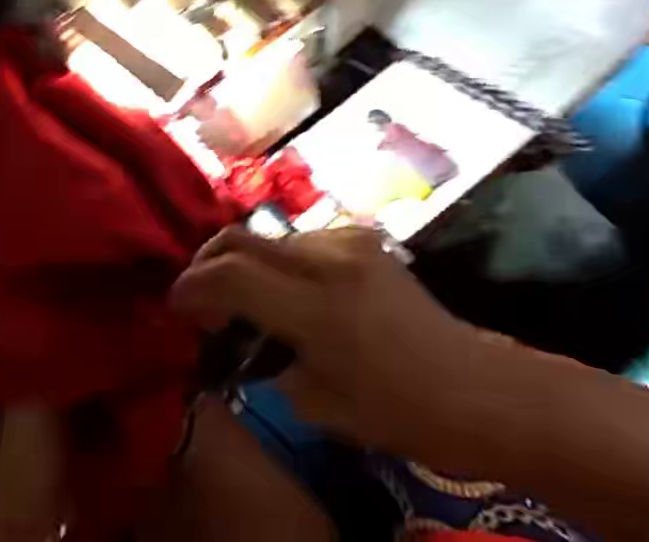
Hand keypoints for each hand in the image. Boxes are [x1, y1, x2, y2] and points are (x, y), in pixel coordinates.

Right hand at [170, 227, 520, 468]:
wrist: (473, 386)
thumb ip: (269, 358)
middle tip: (198, 296)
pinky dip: (280, 261)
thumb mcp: (317, 403)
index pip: (231, 275)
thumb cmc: (397, 412)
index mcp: (316, 307)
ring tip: (243, 296)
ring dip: (245, 261)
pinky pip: (302, 240)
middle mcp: (328, 259)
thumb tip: (240, 335)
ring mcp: (348, 240)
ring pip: (270, 237)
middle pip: (243, 238)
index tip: (176, 306)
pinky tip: (286, 290)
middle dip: (208, 262)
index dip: (193, 287)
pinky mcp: (362, 236)